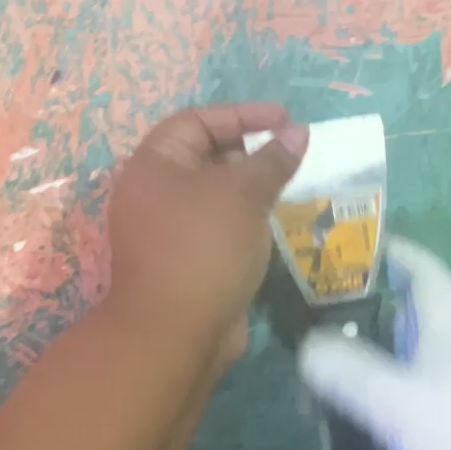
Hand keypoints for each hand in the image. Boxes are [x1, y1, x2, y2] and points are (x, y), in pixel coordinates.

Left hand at [105, 104, 307, 359]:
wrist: (177, 333)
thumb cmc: (205, 249)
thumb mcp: (243, 195)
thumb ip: (272, 161)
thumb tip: (297, 133)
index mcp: (153, 165)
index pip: (198, 122)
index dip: (243, 116)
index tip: (286, 121)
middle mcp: (153, 195)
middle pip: (204, 159)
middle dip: (250, 154)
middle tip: (291, 158)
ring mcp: (167, 233)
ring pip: (215, 199)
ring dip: (251, 192)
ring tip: (290, 190)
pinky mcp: (185, 265)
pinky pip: (218, 231)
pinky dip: (245, 224)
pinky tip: (275, 228)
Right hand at [298, 239, 450, 449]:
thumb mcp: (391, 401)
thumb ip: (345, 371)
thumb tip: (310, 350)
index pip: (427, 274)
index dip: (397, 256)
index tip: (363, 252)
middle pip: (417, 321)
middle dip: (374, 322)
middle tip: (330, 333)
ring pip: (418, 366)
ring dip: (379, 371)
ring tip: (337, 391)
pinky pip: (425, 403)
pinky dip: (394, 406)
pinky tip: (370, 432)